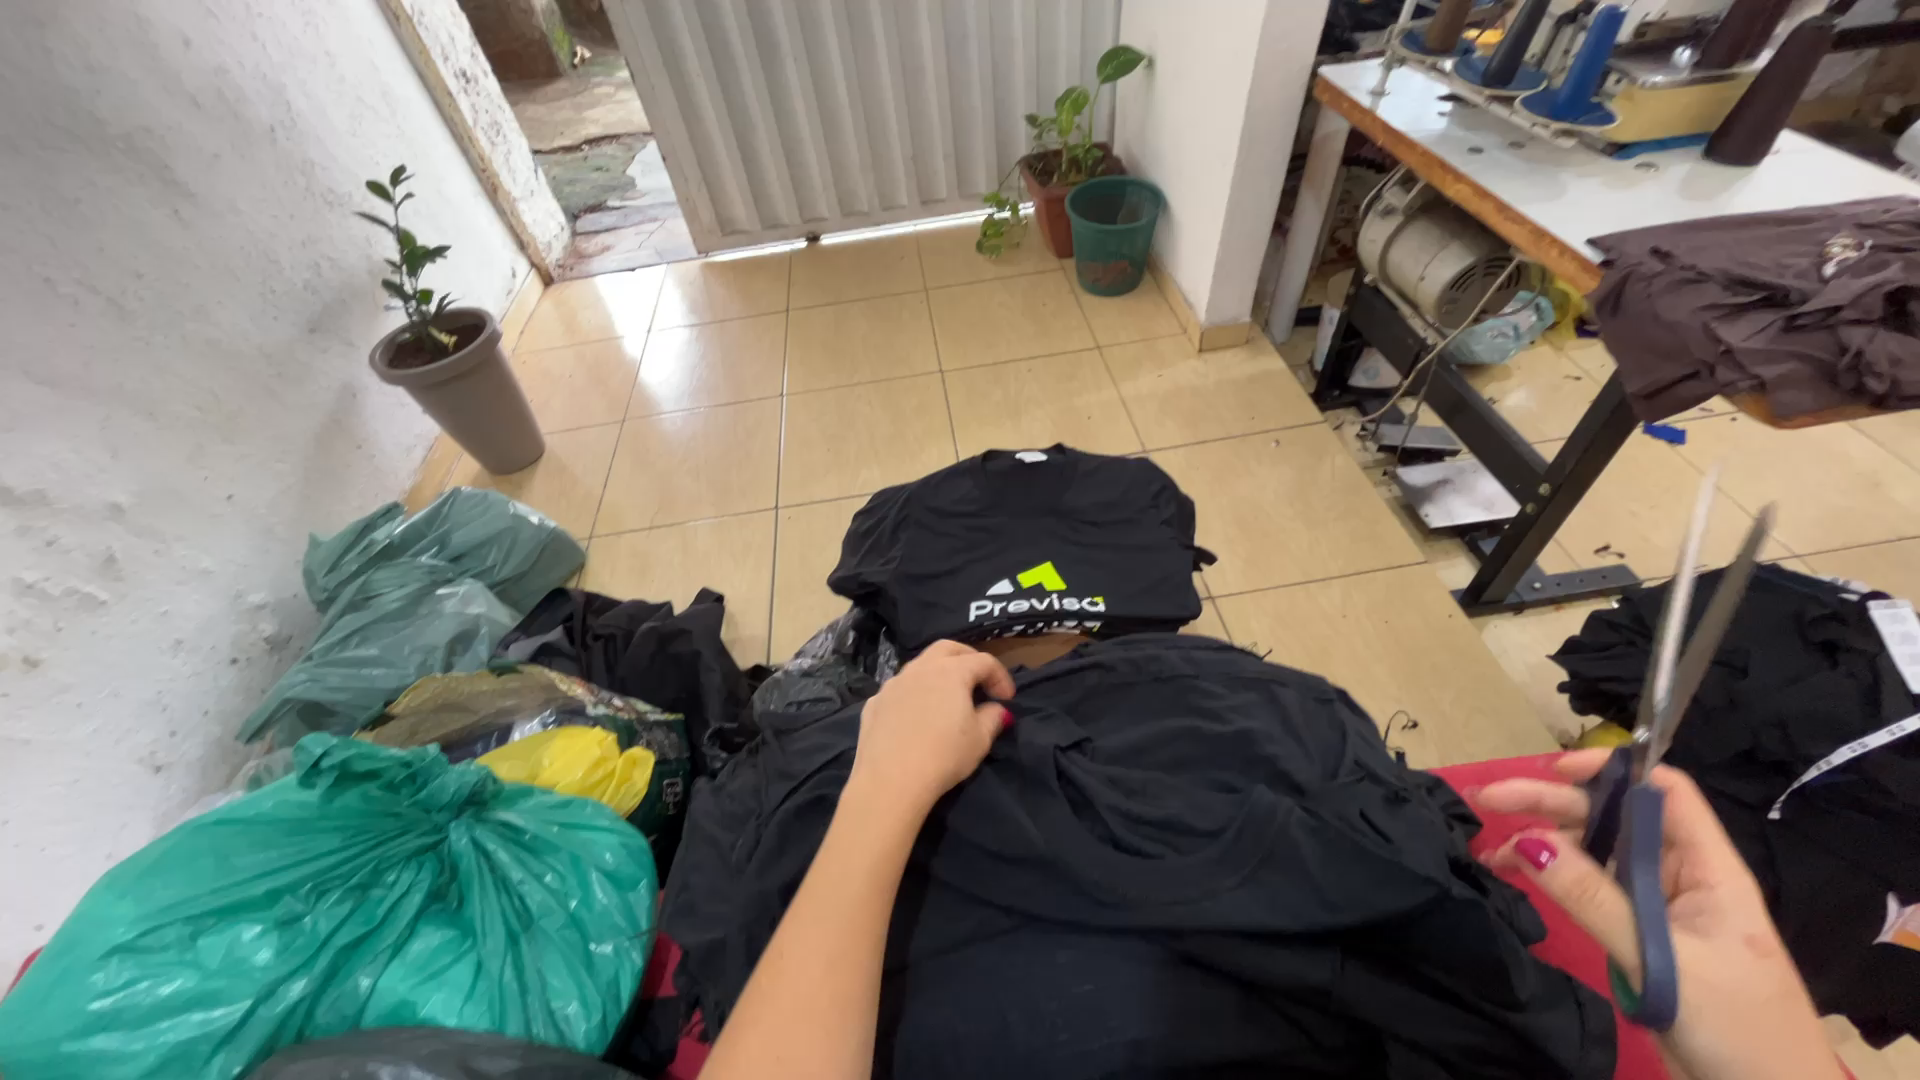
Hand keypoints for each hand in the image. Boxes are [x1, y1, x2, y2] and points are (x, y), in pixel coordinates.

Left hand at [847, 640, 1014, 816]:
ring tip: (946, 698)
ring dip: (937, 674)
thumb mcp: (980, 740)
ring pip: (919, 666)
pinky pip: (899, 690)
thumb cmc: (943, 756)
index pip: (983, 661)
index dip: (1000, 676)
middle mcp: (920, 669)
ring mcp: (893, 684)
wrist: (889, 780)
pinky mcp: (874, 703)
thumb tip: (995, 709)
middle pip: (947, 648)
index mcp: (950, 672)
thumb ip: (993, 718)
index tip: (1008, 698)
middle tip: (979, 680)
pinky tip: (916, 716)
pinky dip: (913, 695)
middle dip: (967, 659)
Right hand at [1475, 750, 1842, 1079]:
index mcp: (1706, 871)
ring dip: (1541, 839)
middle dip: (1550, 802)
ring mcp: (1655, 903)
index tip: (1552, 770)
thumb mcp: (1658, 958)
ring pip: (1592, 849)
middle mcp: (1678, 875)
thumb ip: (1592, 897)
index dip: (1612, 770)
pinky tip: (1510, 872)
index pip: (1664, 794)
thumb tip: (1526, 840)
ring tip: (1490, 847)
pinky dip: (1547, 872)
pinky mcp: (1635, 930)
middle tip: (1487, 800)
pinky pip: (1586, 884)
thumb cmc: (1734, 1027)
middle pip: (1612, 817)